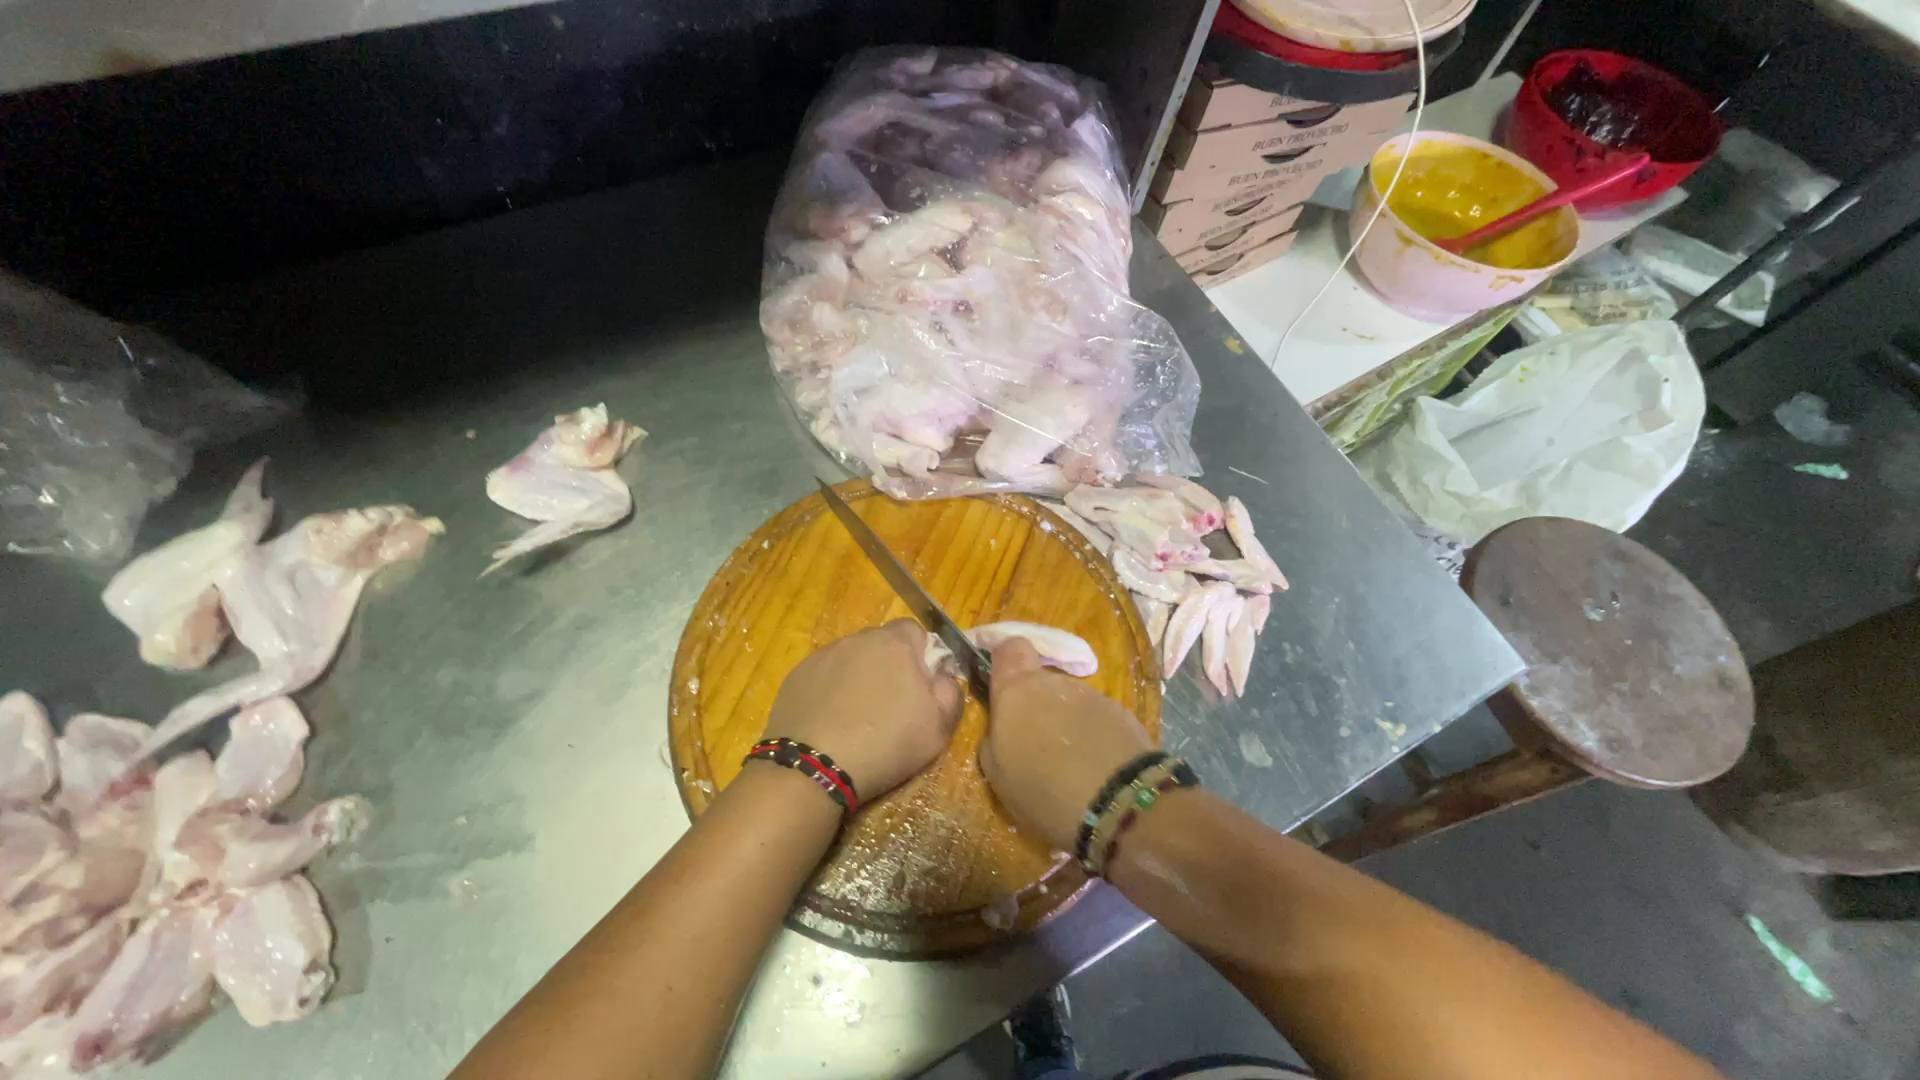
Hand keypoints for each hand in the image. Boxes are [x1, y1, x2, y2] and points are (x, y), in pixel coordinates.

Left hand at [762, 619, 963, 803]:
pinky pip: (824, 676)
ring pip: (851, 659)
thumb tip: (943, 674)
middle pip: (881, 644)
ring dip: (859, 678)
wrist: (815, 767)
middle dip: (889, 666)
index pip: (915, 631)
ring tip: (858, 718)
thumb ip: (950, 691)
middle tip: (891, 706)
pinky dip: (831, 691)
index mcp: (895, 644)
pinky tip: (831, 721)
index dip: (921, 656)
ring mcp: (823, 656)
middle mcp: (858, 640)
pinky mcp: (797, 675)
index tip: (920, 688)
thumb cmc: (886, 744)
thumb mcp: (939, 727)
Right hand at [978, 639, 1153, 851]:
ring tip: (1070, 766)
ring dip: (1066, 723)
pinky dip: (1093, 737)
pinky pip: (1097, 719)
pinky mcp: (1123, 714)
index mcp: (1017, 691)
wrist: (1118, 804)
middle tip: (1037, 747)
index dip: (1006, 664)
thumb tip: (1001, 731)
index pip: (1009, 649)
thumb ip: (994, 742)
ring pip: (1070, 702)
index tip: (1003, 690)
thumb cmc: (1042, 790)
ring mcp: (1092, 695)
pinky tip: (1096, 769)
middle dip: (1037, 707)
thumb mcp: (998, 777)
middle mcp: (1055, 683)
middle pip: (1041, 682)